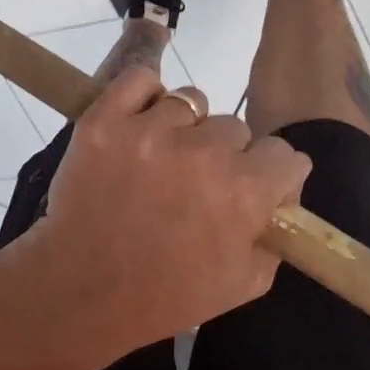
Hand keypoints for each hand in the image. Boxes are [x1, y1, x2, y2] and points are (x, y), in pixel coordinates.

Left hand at [29, 67, 311, 356]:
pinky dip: (144, 93)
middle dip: (224, 152)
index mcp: (243, 191)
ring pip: (187, 101)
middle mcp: (201, 151)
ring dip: (182, 126)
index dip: (270, 171)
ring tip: (162, 155)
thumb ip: (273, 233)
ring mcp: (149, 129)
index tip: (255, 182)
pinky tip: (140, 120)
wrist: (86, 282)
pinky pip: (139, 79)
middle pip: (233, 126)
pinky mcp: (105, 117)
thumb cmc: (168, 290)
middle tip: (198, 178)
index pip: (282, 152)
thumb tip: (281, 193)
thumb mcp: (246, 281)